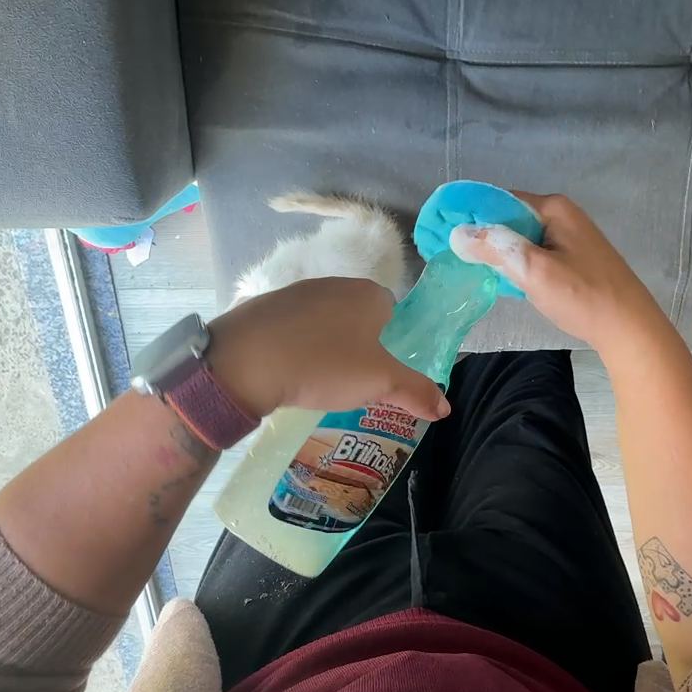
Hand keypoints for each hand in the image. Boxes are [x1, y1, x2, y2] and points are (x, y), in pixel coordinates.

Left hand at [204, 276, 450, 420]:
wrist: (245, 360)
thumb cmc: (325, 364)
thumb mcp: (380, 382)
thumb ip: (417, 391)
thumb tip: (445, 406)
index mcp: (370, 294)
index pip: (395, 315)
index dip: (393, 345)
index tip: (382, 373)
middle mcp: (337, 284)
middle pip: (361, 318)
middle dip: (361, 347)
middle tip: (354, 383)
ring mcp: (298, 292)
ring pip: (326, 323)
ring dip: (328, 347)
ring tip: (321, 381)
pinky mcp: (267, 306)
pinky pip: (295, 328)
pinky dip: (298, 347)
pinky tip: (291, 372)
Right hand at [449, 191, 666, 351]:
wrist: (629, 328)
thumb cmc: (583, 296)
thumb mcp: (534, 271)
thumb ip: (496, 248)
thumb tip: (457, 233)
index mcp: (552, 208)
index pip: (497, 199)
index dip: (466, 214)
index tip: (438, 231)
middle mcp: (560, 214)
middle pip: (507, 216)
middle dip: (477, 231)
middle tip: (445, 251)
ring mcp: (567, 236)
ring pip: (518, 236)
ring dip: (493, 248)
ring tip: (462, 263)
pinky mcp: (571, 257)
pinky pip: (531, 250)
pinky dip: (512, 260)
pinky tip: (496, 277)